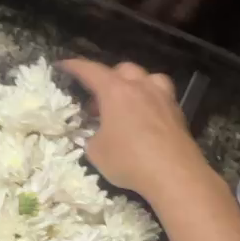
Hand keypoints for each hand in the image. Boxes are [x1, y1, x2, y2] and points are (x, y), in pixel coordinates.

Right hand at [58, 58, 206, 194]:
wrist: (174, 175)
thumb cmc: (129, 160)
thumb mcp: (96, 152)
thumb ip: (92, 136)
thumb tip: (98, 134)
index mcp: (116, 91)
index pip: (91, 71)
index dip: (74, 66)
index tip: (63, 65)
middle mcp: (141, 87)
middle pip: (122, 70)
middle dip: (106, 79)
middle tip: (96, 101)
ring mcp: (162, 97)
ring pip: (146, 78)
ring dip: (132, 85)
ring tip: (124, 104)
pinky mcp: (177, 112)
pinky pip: (159, 95)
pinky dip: (147, 100)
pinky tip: (142, 118)